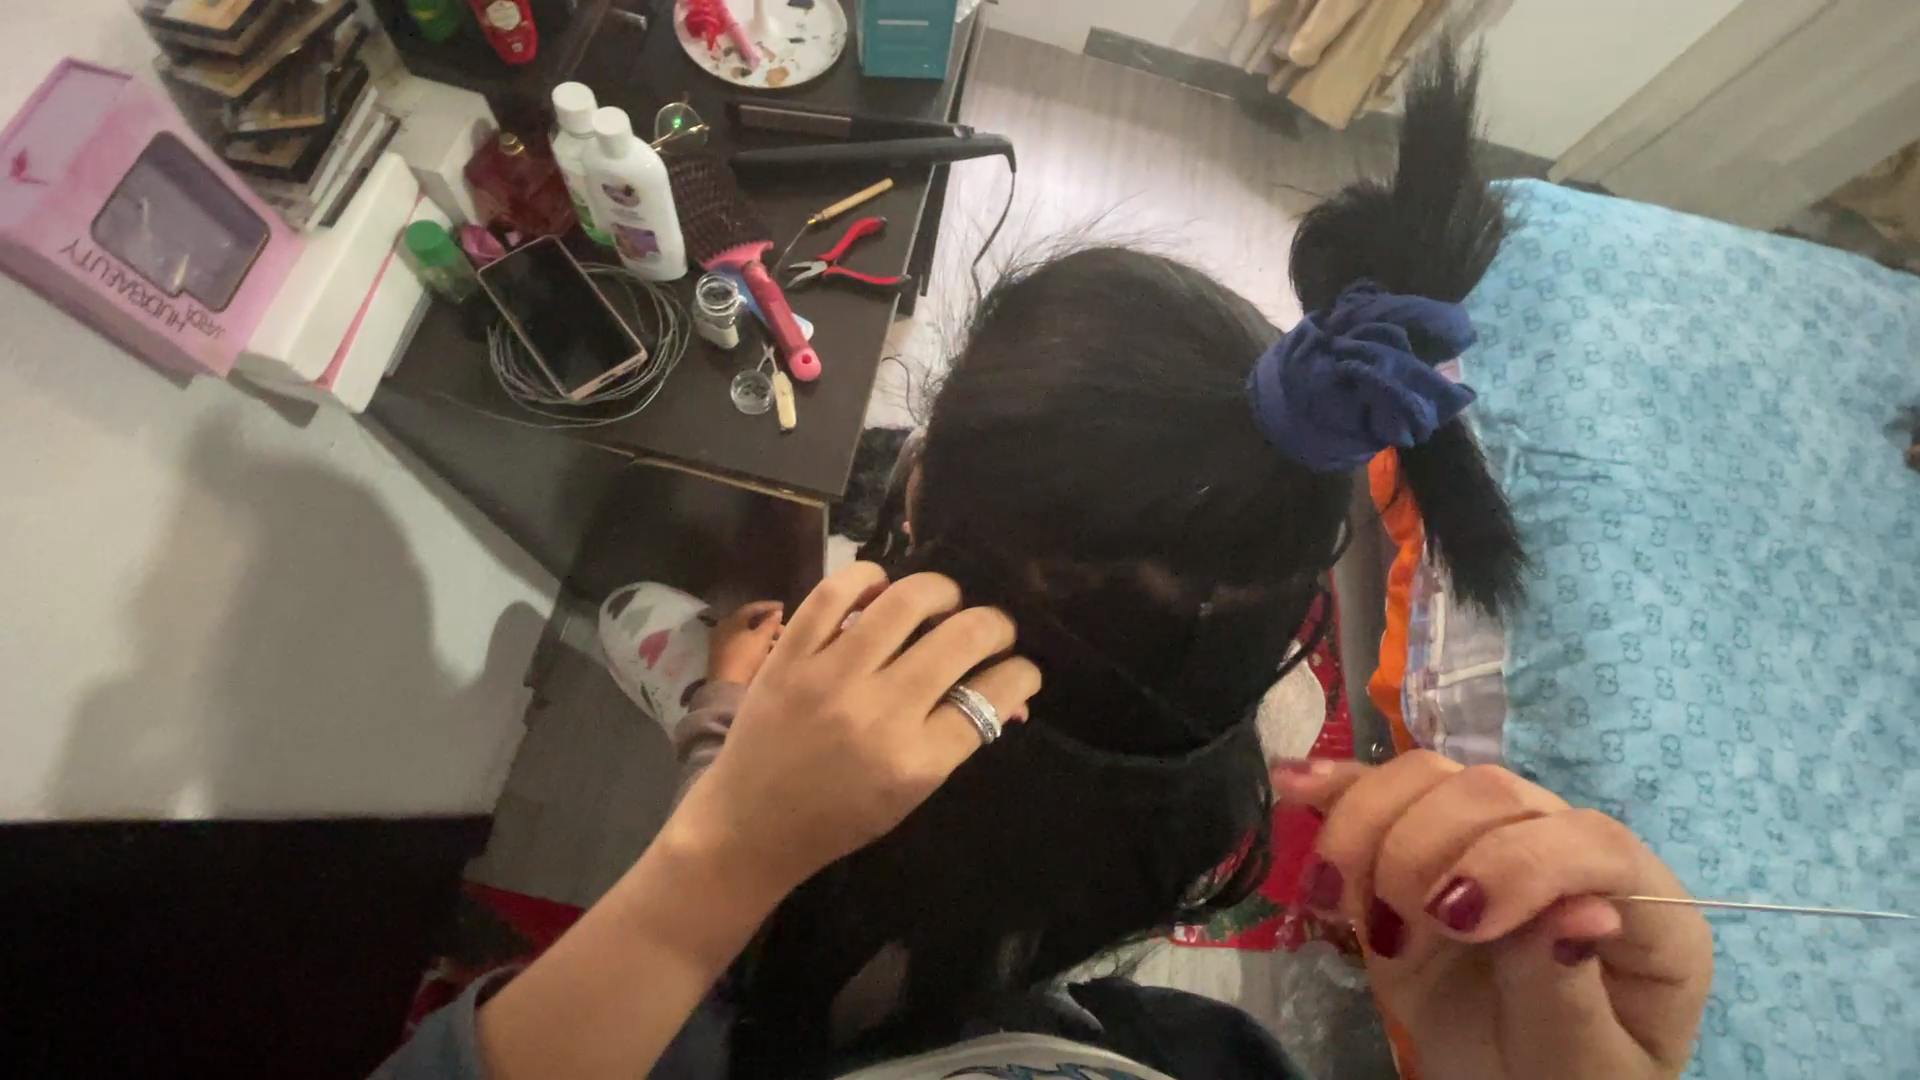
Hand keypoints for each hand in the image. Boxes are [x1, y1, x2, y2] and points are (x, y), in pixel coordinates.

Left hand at [675, 562, 1041, 897]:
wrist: (748, 828)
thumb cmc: (839, 819)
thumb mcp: (911, 794)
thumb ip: (959, 739)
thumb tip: (1009, 697)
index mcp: (916, 759)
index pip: (993, 695)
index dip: (1022, 674)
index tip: (1021, 669)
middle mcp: (880, 712)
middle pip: (963, 638)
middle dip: (997, 625)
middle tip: (994, 628)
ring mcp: (830, 677)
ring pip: (905, 601)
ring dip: (942, 591)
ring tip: (946, 600)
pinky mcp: (789, 656)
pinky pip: (833, 593)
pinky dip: (866, 577)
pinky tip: (881, 586)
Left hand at [708, 600, 783, 684]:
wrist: (728, 686)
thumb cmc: (746, 657)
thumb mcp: (762, 638)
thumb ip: (770, 623)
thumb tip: (777, 612)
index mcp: (732, 621)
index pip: (751, 608)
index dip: (768, 606)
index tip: (783, 607)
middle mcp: (724, 629)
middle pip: (749, 622)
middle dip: (768, 623)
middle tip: (783, 627)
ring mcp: (723, 644)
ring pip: (747, 635)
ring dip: (764, 636)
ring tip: (779, 641)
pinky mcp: (725, 657)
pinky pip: (744, 646)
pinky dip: (757, 645)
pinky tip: (769, 652)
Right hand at [1277, 753, 1712, 1079]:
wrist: (1493, 1077)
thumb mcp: (1578, 1069)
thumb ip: (1571, 992)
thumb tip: (1581, 913)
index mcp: (1641, 906)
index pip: (1589, 841)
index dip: (1516, 864)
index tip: (1454, 922)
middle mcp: (1560, 844)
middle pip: (1488, 791)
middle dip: (1420, 851)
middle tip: (1387, 932)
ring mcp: (1481, 828)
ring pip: (1420, 776)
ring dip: (1363, 827)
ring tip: (1335, 898)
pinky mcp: (1412, 828)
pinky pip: (1369, 785)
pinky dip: (1328, 786)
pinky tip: (1292, 785)